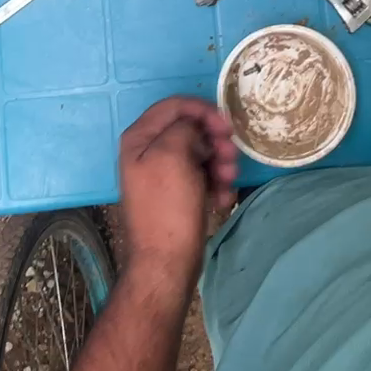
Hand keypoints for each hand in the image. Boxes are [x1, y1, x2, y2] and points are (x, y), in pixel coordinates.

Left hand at [118, 96, 239, 282]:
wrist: (166, 264)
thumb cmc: (168, 207)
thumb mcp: (173, 155)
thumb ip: (185, 128)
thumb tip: (196, 129)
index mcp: (139, 138)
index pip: (174, 105)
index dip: (203, 111)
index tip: (226, 126)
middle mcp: (148, 152)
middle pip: (190, 129)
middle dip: (214, 141)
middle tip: (230, 157)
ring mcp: (163, 174)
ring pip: (200, 153)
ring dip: (219, 163)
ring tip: (227, 181)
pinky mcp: (178, 193)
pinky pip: (201, 176)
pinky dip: (215, 184)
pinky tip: (221, 199)